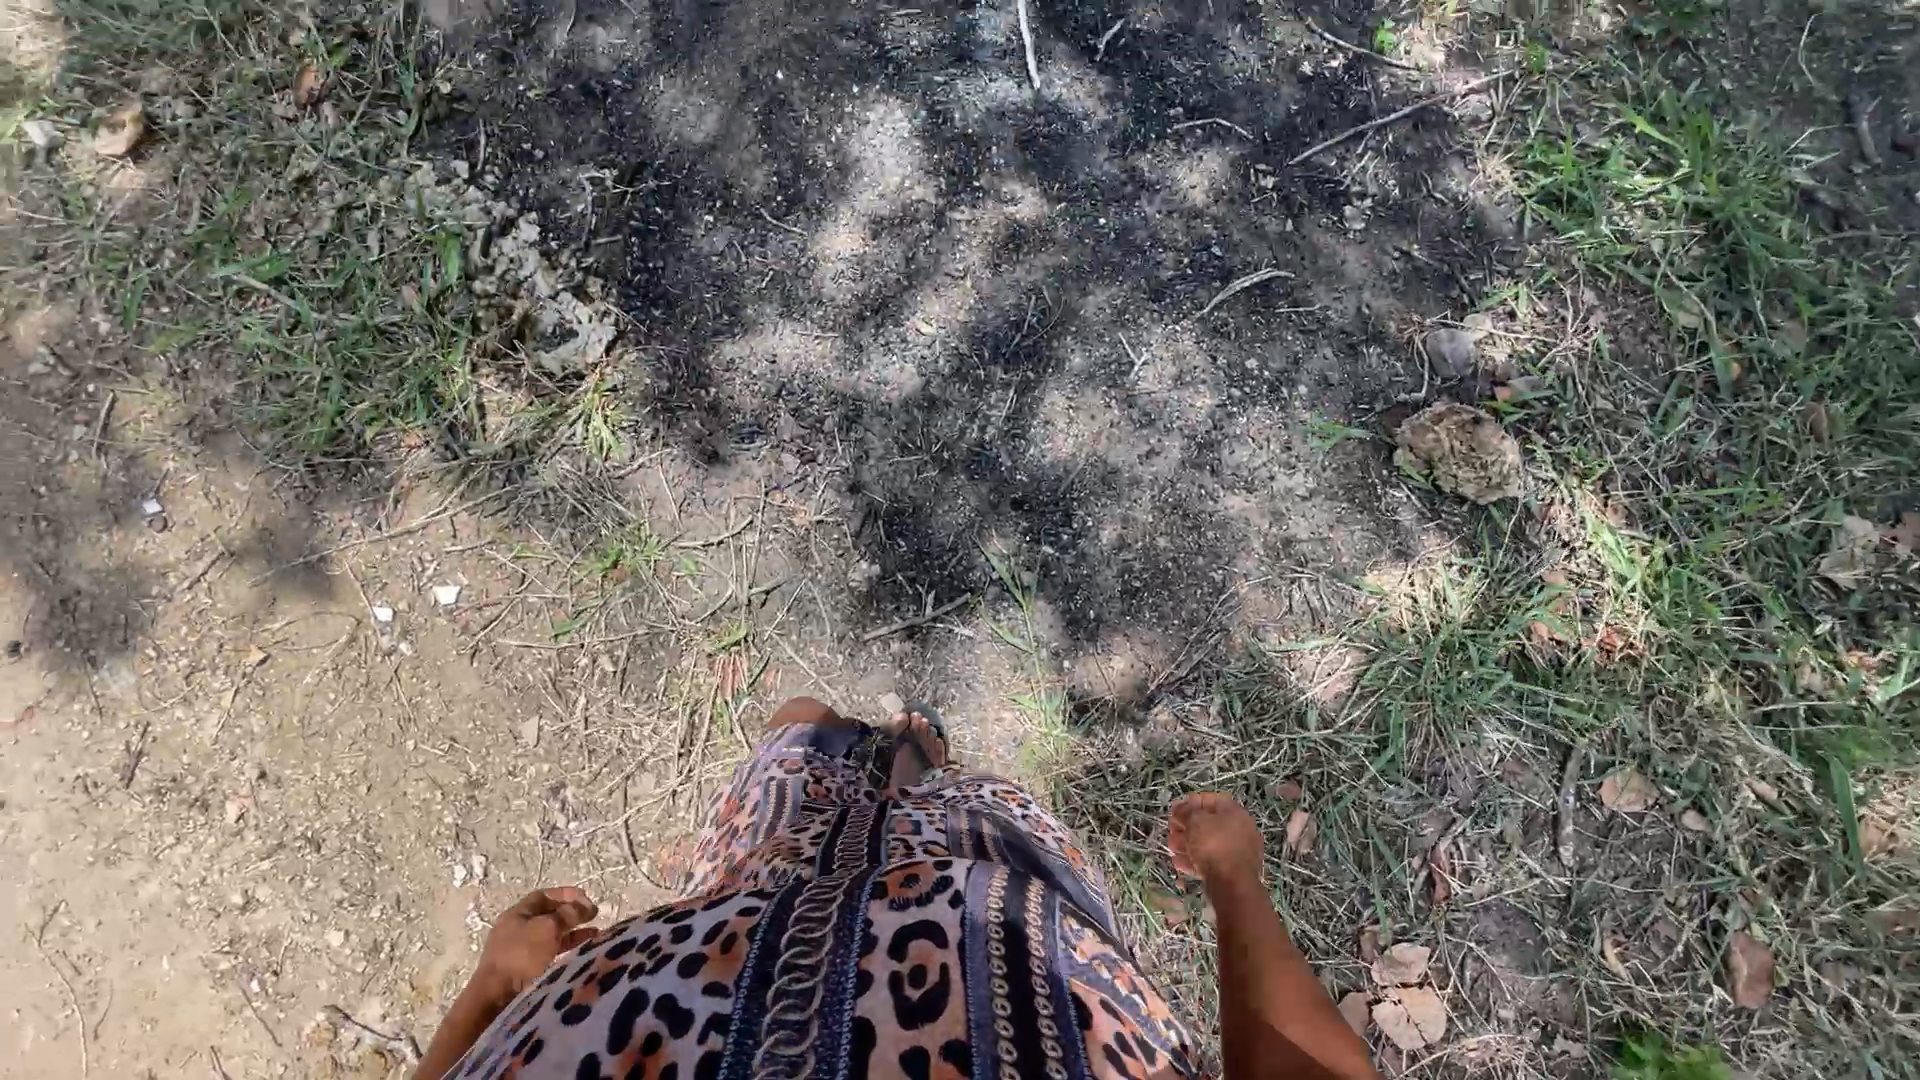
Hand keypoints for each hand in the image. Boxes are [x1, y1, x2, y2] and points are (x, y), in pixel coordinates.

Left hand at [469, 887, 600, 1006]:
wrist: (496, 998)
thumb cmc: (521, 955)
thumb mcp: (548, 927)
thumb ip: (569, 914)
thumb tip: (585, 907)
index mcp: (516, 915)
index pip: (544, 896)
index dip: (567, 894)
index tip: (587, 898)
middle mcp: (517, 930)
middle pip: (549, 915)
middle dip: (572, 913)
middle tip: (592, 915)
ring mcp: (519, 951)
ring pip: (551, 935)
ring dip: (573, 932)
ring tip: (594, 932)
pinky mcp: (525, 970)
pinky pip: (550, 952)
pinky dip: (567, 948)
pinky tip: (582, 949)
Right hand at [1168, 792, 1264, 887]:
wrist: (1232, 885)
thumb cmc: (1214, 845)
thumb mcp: (1195, 821)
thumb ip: (1185, 811)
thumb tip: (1180, 809)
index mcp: (1235, 813)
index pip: (1212, 800)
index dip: (1192, 802)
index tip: (1176, 809)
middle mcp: (1240, 831)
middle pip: (1209, 824)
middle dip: (1187, 826)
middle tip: (1172, 829)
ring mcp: (1238, 853)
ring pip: (1208, 844)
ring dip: (1187, 844)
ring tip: (1172, 847)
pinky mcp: (1232, 872)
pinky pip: (1211, 861)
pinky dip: (1195, 860)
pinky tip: (1179, 862)